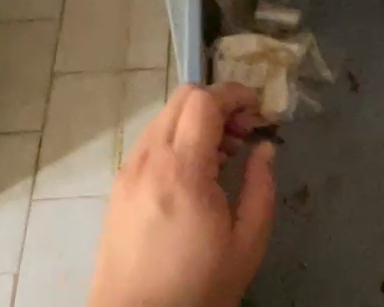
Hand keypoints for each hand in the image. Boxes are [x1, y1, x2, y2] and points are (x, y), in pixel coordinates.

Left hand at [89, 83, 277, 306]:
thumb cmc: (197, 290)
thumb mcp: (246, 245)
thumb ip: (261, 188)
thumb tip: (264, 147)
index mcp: (182, 170)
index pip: (204, 101)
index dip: (235, 95)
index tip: (259, 111)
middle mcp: (149, 159)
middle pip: (183, 97)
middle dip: (219, 102)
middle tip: (244, 132)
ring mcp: (129, 170)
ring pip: (166, 115)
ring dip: (197, 119)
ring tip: (223, 154)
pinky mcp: (119, 185)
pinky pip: (152, 140)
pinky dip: (177, 137)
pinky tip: (195, 171)